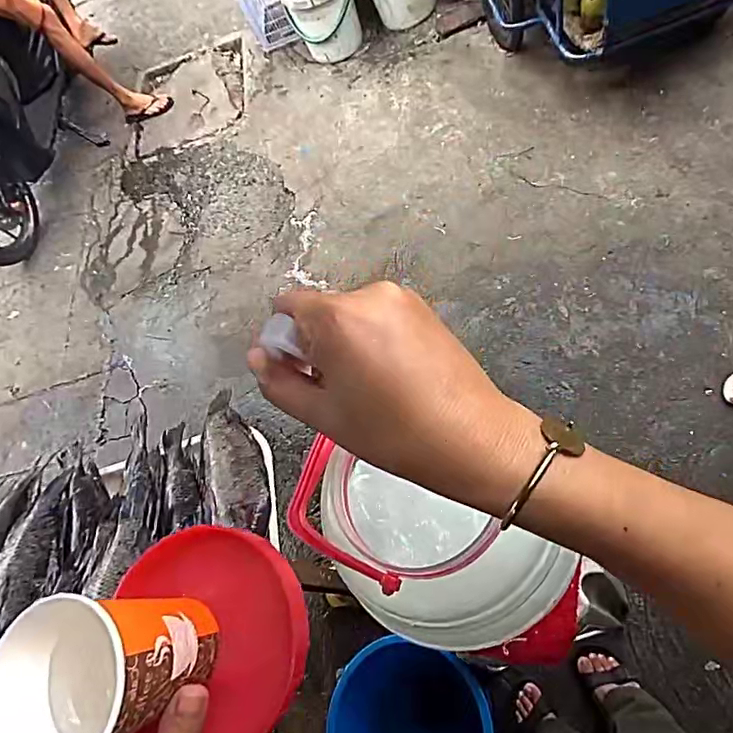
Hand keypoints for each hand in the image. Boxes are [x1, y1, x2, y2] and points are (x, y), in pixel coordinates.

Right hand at [247, 282, 540, 514]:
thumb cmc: (399, 433)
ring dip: (351, 342)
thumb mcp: (324, 415)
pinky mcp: (428, 311)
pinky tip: (394, 377)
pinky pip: (384, 319)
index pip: (286, 307)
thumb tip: (262, 357)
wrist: (471, 436)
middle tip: (340, 387)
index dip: (287, 342)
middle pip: (322, 310)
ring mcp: (405, 301)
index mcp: (339, 315)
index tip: (303, 373)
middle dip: (320, 342)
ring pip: (354, 315)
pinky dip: (378, 340)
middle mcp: (373, 296)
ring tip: (373, 386)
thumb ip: (279, 382)